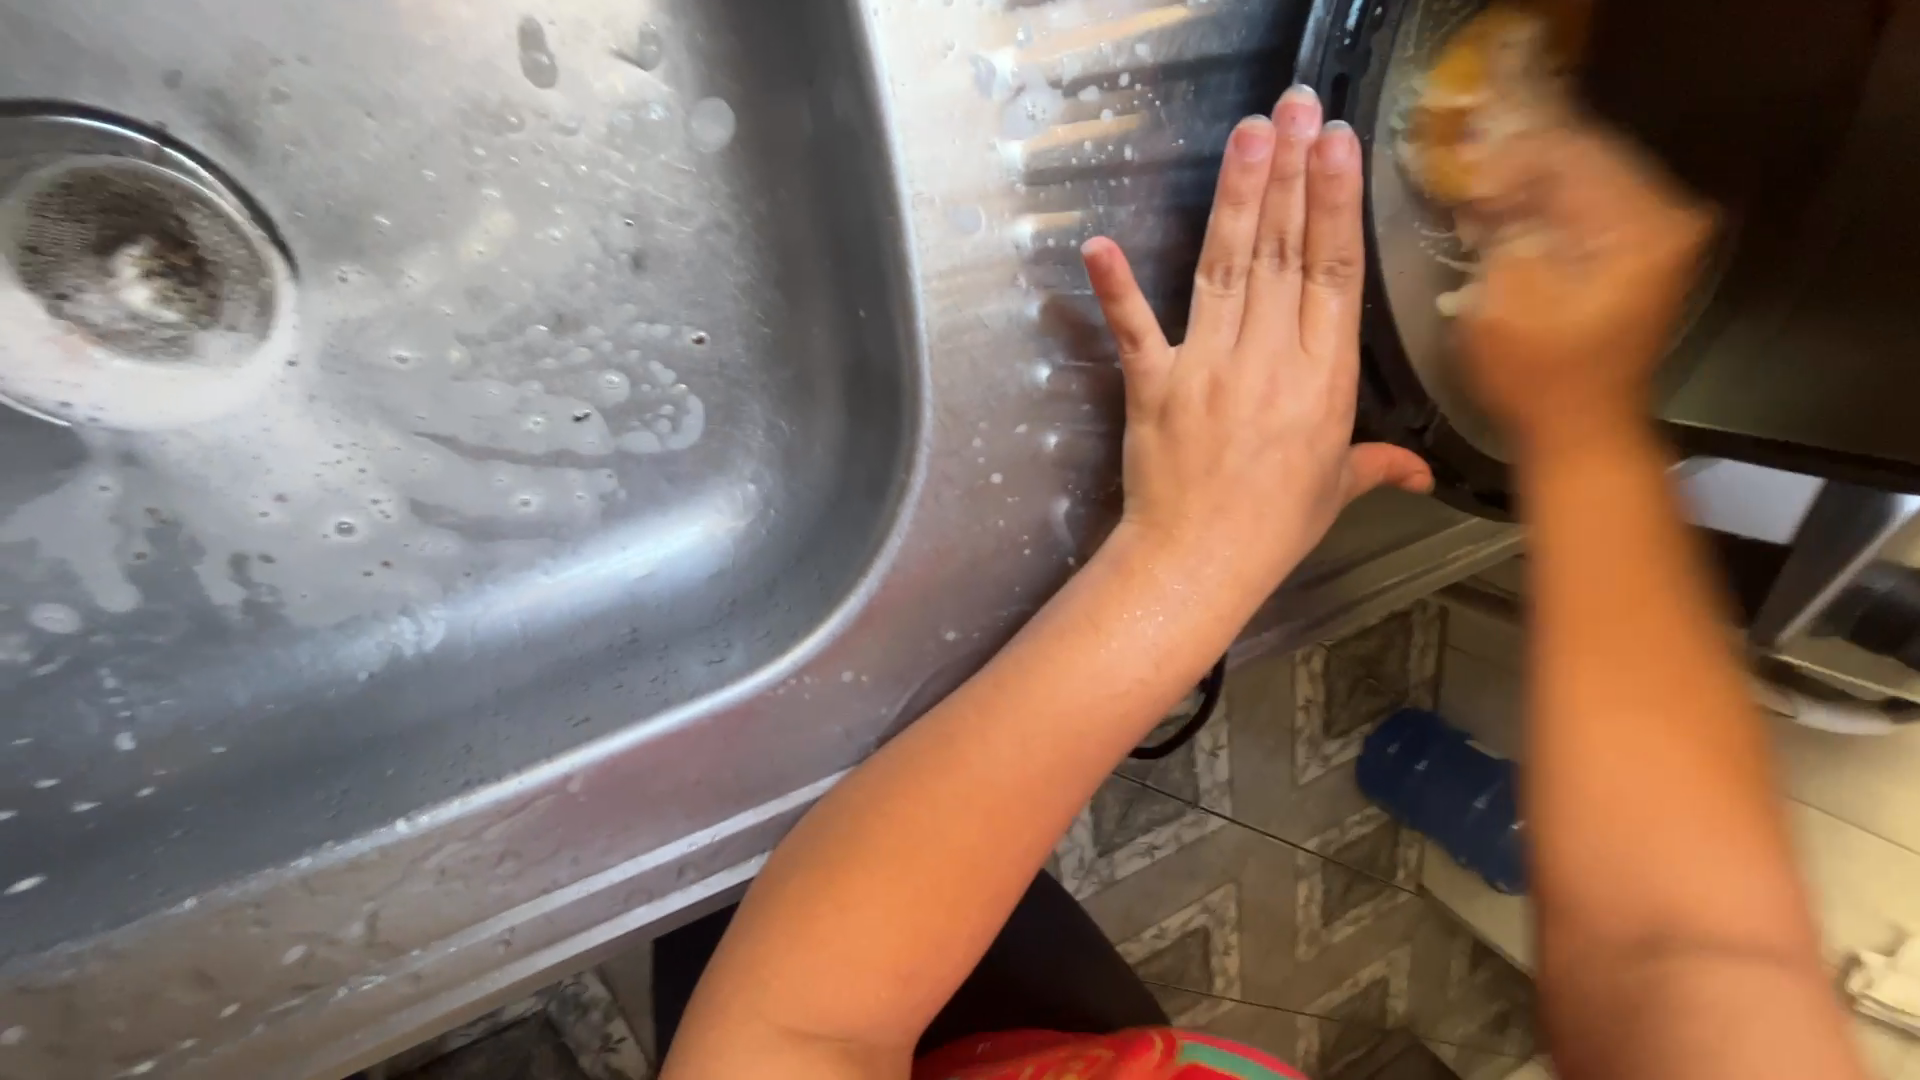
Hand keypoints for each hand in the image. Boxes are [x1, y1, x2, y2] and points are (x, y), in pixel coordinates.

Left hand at [1081, 86, 1432, 600]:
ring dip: (1235, 200)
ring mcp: (1206, 369)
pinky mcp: (1153, 386)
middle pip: (1283, 254)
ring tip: (1248, 136)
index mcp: (1324, 380)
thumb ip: (1376, 464)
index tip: (1337, 144)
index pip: (1334, 274)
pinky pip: (1135, 330)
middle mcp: (1269, 361)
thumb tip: (1422, 471)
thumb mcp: (1334, 491)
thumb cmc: (1271, 528)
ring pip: (1227, 270)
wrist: (1197, 561)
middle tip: (1294, 107)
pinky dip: (1116, 289)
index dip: (1335, 204)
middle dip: (1290, 174)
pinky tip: (1100, 244)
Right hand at [1458, 124, 1715, 455]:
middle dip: (1517, 168)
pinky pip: (1585, 212)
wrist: (1578, 431)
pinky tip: (1502, 226)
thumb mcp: (1503, 300)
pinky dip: (1542, 214)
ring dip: (1526, 191)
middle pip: (1583, 161)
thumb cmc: (1537, 378)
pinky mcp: (1637, 254)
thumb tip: (1487, 182)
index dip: (1508, 156)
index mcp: (1641, 223)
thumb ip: (1501, 229)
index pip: (1571, 151)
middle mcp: (1664, 216)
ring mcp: (1655, 235)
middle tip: (1462, 182)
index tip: (1458, 171)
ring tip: (1475, 203)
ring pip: (1582, 184)